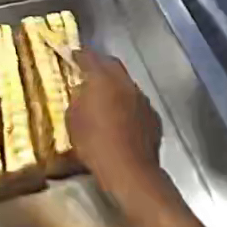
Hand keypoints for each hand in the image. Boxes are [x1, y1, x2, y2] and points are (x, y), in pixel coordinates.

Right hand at [67, 50, 163, 191]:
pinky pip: (137, 103)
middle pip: (112, 65)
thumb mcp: (73, 119)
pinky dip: (128, 104)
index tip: (73, 55)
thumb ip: (77, 98)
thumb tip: (82, 90)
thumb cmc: (94, 143)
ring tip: (105, 97)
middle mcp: (125, 83)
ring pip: (127, 84)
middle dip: (100, 65)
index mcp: (102, 79)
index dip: (80, 55)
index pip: (89, 57)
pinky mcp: (153, 117)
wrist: (129, 171)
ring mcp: (142, 99)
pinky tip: (122, 118)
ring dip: (116, 86)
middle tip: (88, 71)